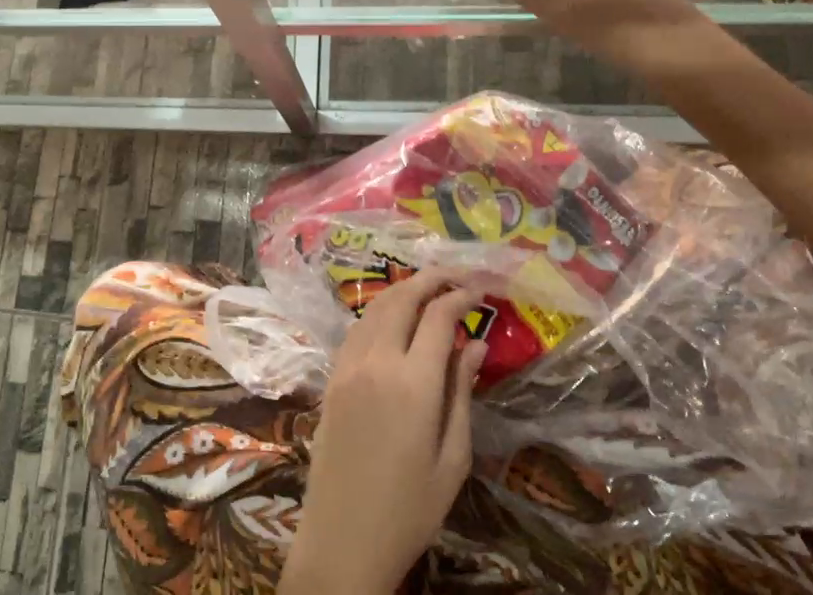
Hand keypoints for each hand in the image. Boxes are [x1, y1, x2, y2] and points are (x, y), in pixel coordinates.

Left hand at [280, 269, 488, 594]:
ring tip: (431, 288)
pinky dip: (379, 312)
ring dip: (403, 290)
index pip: (438, 317)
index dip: (461, 296)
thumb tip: (477, 343)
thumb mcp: (452, 457)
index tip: (482, 289)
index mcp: (412, 382)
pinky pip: (356, 330)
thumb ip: (462, 392)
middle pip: (401, 299)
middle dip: (431, 279)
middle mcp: (375, 362)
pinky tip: (395, 319)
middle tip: (459, 275)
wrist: (343, 537)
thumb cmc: (410, 508)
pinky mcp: (330, 378)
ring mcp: (346, 367)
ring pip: (374, 309)